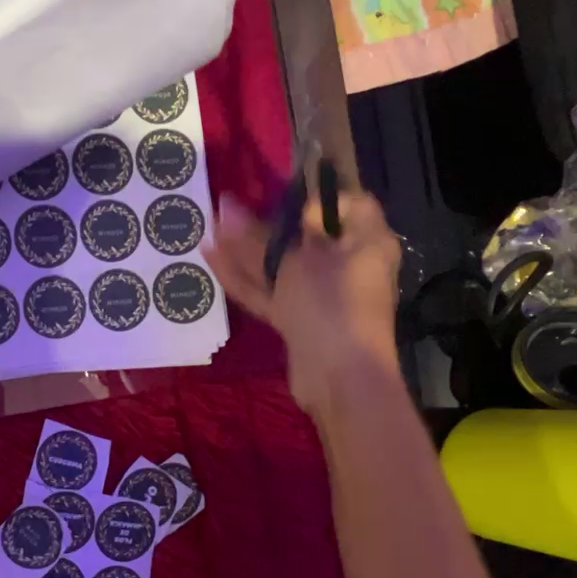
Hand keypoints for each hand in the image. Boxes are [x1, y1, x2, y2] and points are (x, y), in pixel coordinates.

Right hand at [204, 186, 402, 416]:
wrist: (339, 377)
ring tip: (210, 228)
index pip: (350, 205)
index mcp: (367, 240)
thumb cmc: (330, 303)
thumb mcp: (292, 262)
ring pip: (282, 266)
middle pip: (307, 237)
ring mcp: (322, 296)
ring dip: (248, 251)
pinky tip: (212, 257)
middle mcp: (349, 264)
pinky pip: (272, 292)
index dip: (317, 200)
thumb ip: (255, 236)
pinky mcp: (300, 321)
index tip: (285, 203)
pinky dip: (245, 278)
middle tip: (233, 212)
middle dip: (267, 225)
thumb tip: (224, 206)